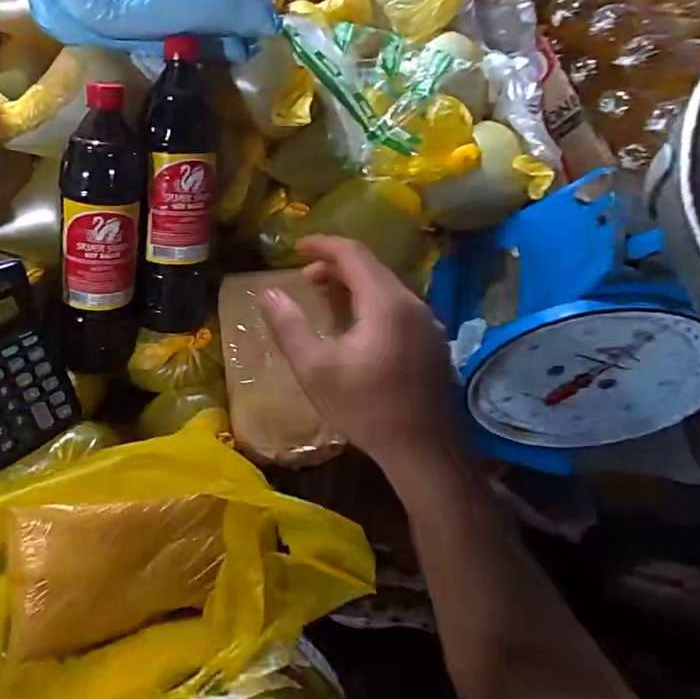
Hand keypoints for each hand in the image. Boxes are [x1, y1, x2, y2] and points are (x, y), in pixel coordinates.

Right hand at [260, 235, 460, 465]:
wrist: (425, 453)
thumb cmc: (366, 408)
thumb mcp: (315, 369)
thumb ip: (289, 326)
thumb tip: (268, 293)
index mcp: (386, 303)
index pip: (354, 254)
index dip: (322, 245)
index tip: (295, 247)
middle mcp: (413, 304)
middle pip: (371, 267)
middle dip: (335, 264)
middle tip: (304, 277)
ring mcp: (428, 324)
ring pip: (385, 286)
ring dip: (353, 283)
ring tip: (324, 296)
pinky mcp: (432, 342)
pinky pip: (396, 305)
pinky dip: (369, 300)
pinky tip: (354, 323)